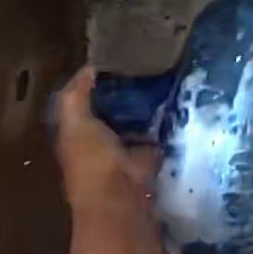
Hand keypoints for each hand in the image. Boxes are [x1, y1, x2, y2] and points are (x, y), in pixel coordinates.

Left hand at [53, 66, 157, 225]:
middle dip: (128, 89)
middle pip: (114, 108)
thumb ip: (75, 96)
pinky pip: (158, 130)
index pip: (86, 101)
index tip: (119, 58)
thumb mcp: (75, 122)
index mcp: (77, 132)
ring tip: (166, 75)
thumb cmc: (91, 159)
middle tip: (148, 63)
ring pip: (137, 118)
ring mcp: (127, 147)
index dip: (99, 81)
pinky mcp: (151, 154)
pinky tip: (178, 99)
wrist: (121, 195)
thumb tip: (88, 68)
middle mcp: (101, 139)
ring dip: (149, 103)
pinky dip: (166, 119)